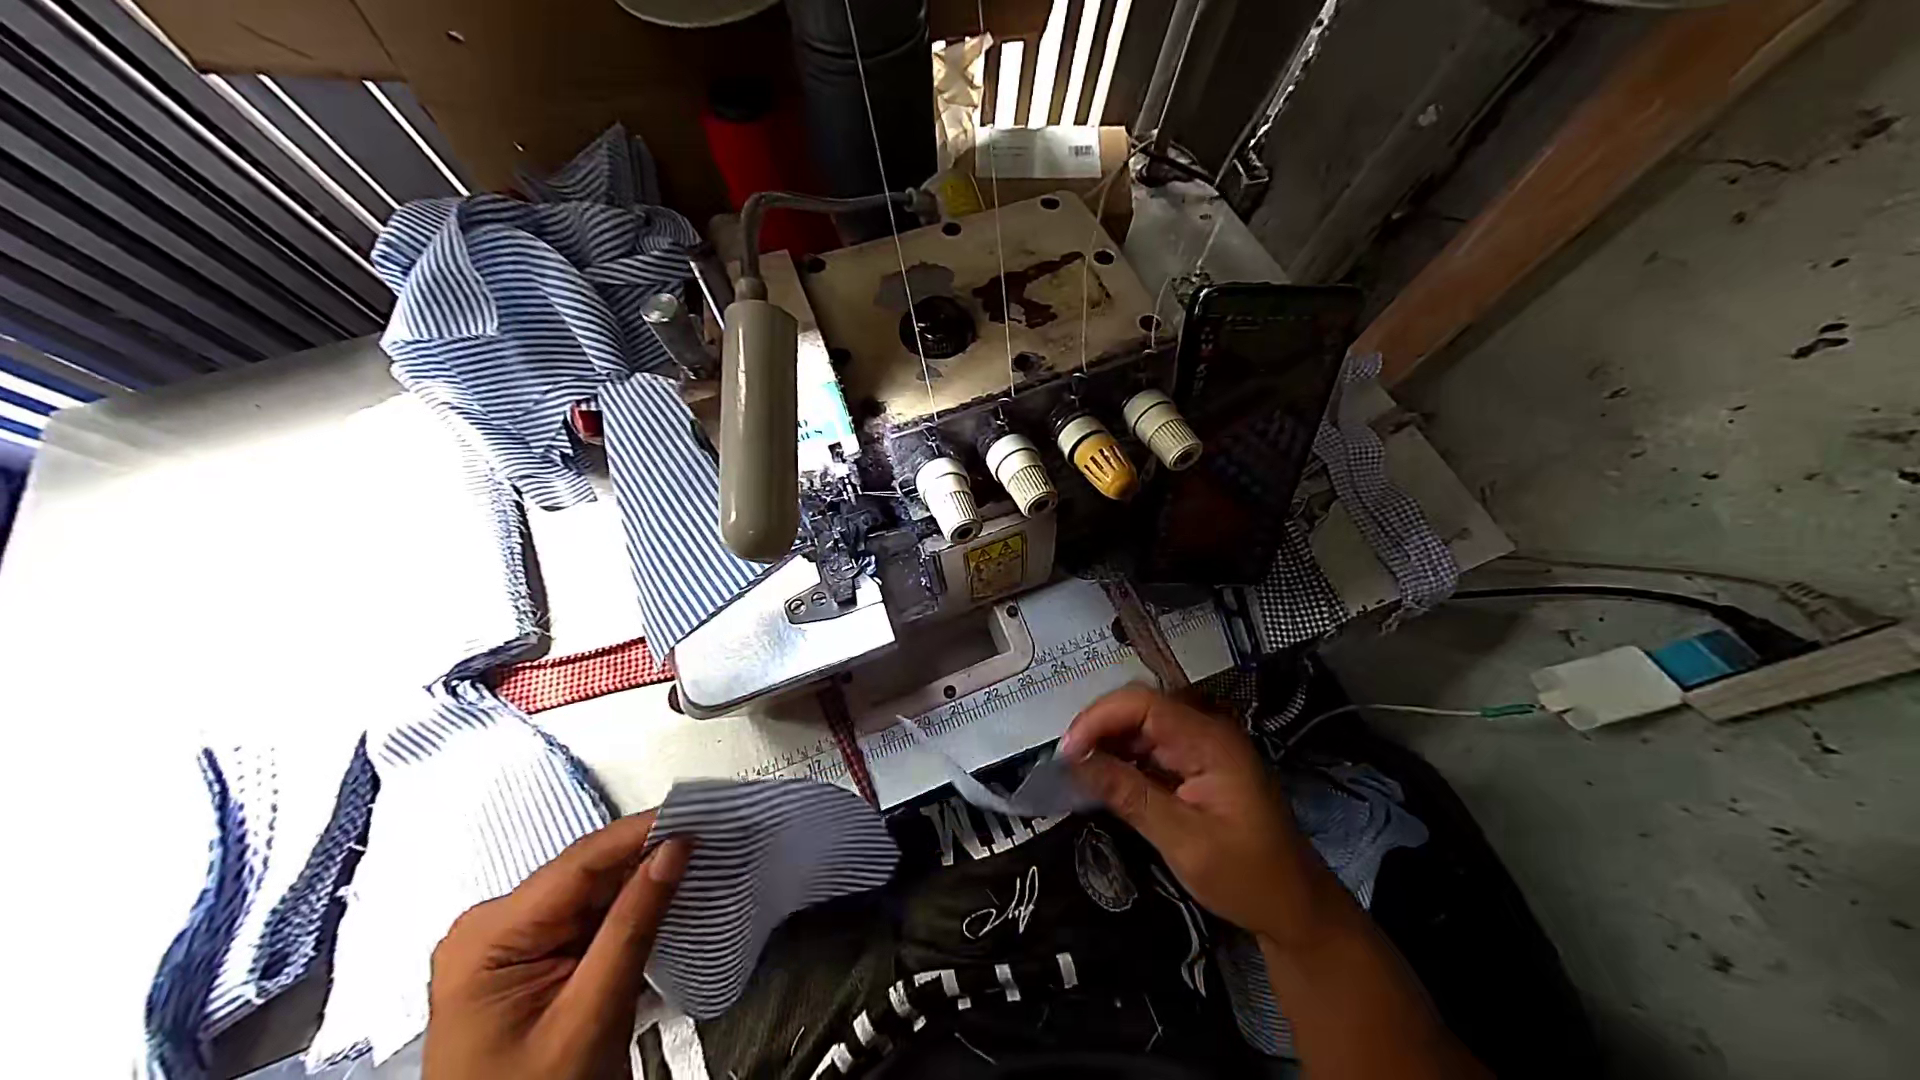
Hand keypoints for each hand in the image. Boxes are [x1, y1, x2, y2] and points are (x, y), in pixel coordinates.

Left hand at [424, 812, 693, 1079]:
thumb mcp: (589, 1016)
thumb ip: (633, 925)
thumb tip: (673, 849)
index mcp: (488, 936)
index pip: (579, 862)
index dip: (642, 831)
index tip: (696, 814)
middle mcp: (491, 927)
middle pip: (587, 874)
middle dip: (648, 856)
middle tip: (708, 838)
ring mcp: (510, 942)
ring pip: (594, 892)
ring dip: (643, 883)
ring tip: (696, 863)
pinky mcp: (532, 957)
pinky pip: (589, 917)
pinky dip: (629, 911)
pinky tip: (664, 901)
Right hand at [1060, 685, 1352, 946]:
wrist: (1296, 909)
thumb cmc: (1248, 877)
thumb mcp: (1185, 841)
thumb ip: (1129, 795)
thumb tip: (1075, 761)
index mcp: (1210, 741)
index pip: (1144, 704)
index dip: (1099, 718)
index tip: (1068, 751)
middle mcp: (1205, 732)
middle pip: (1139, 709)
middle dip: (1098, 728)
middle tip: (1065, 761)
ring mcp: (1201, 748)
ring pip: (1140, 727)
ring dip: (1107, 744)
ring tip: (1076, 770)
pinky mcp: (1195, 766)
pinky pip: (1150, 748)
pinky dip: (1122, 760)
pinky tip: (1102, 778)